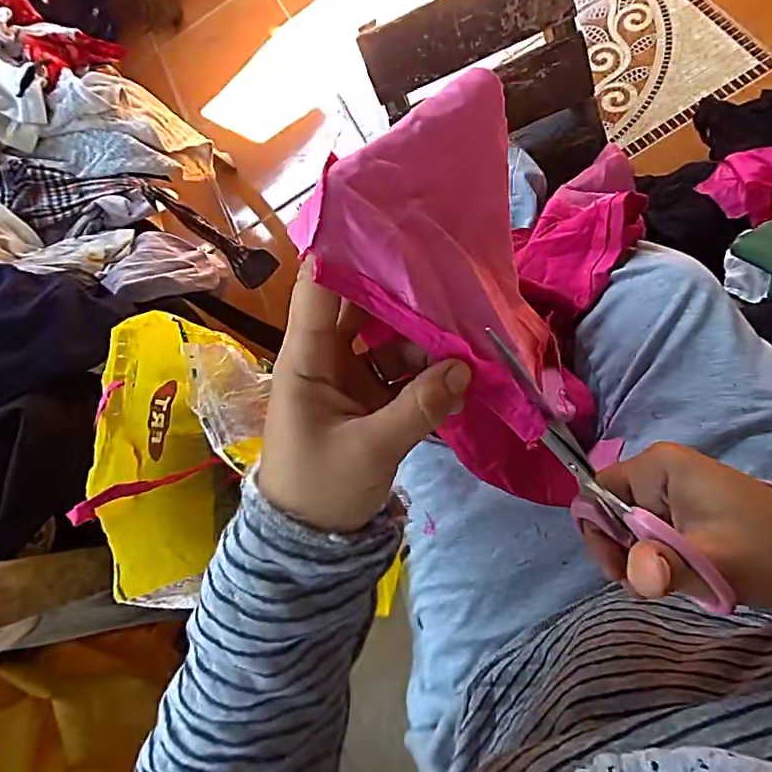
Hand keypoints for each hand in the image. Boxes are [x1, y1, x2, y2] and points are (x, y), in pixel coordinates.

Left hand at [258, 264, 470, 531]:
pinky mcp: (369, 400)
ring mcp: (350, 379)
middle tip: (448, 278)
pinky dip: (427, 372)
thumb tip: (465, 367)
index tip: (390, 229)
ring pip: (389, 342)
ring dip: (424, 339)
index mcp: (306, 359)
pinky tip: (458, 370)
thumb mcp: (371, 449)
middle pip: (362, 310)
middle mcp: (326, 359)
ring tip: (464, 333)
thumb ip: (419, 407)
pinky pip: (402, 373)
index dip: (347, 256)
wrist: (312, 542)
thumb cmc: (320, 489)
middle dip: (403, 296)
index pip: (319, 291)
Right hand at [579, 442, 771, 608]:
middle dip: (620, 550)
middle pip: (610, 510)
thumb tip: (635, 575)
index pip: (597, 492)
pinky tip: (678, 571)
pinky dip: (656, 556)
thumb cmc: (761, 550)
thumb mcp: (713, 561)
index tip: (619, 569)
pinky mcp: (684, 508)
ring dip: (640, 557)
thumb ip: (669, 566)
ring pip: (629, 526)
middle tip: (646, 581)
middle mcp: (660, 470)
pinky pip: (650, 531)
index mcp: (660, 466)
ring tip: (670, 578)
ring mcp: (672, 489)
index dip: (598, 532)